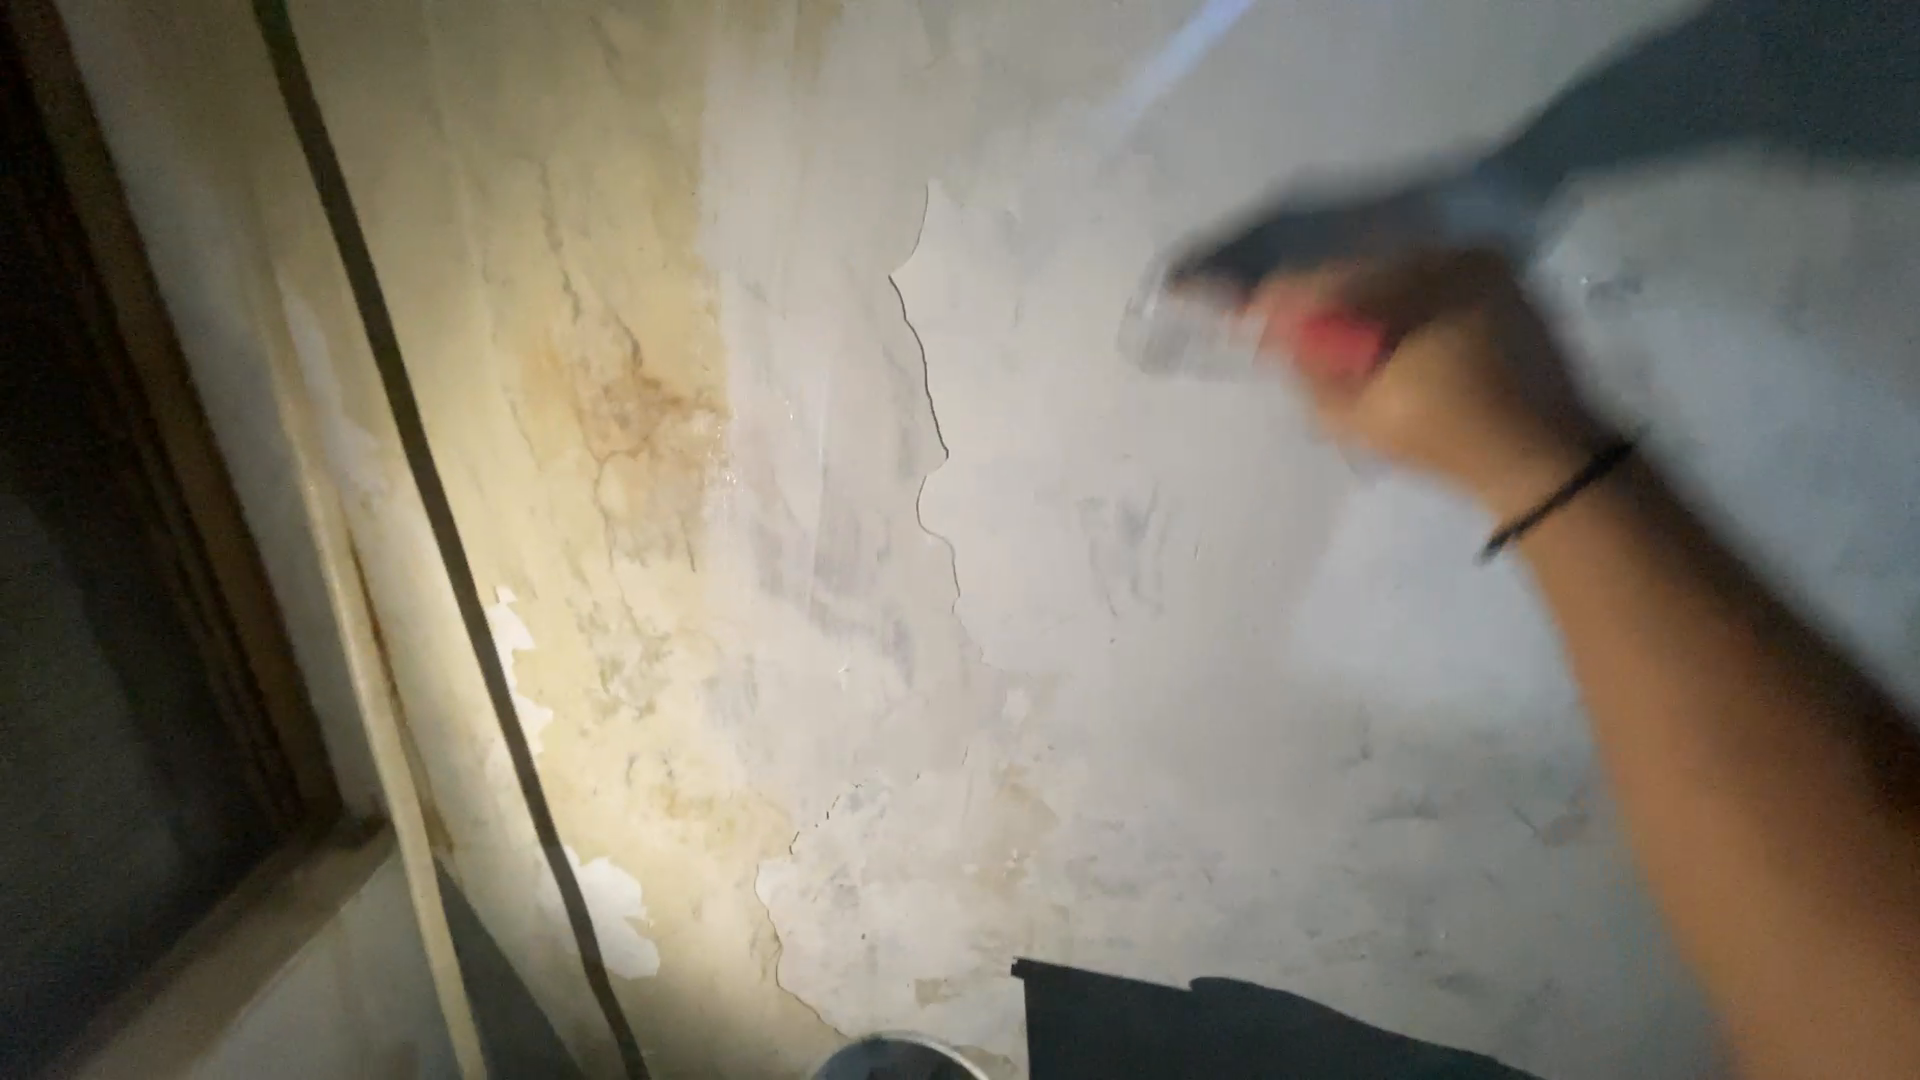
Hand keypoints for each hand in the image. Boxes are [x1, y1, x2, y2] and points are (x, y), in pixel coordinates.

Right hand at [1240, 250, 1605, 514]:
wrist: (1546, 450)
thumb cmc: (1443, 439)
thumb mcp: (1354, 418)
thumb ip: (1308, 371)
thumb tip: (1278, 338)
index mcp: (1409, 292)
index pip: (1320, 284)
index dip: (1276, 302)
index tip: (1245, 318)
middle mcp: (1445, 258)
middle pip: (1353, 270)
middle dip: (1317, 303)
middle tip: (1289, 335)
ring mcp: (1477, 262)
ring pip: (1388, 271)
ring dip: (1355, 301)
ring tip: (1337, 340)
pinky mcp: (1499, 274)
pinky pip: (1424, 276)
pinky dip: (1394, 299)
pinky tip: (1382, 332)